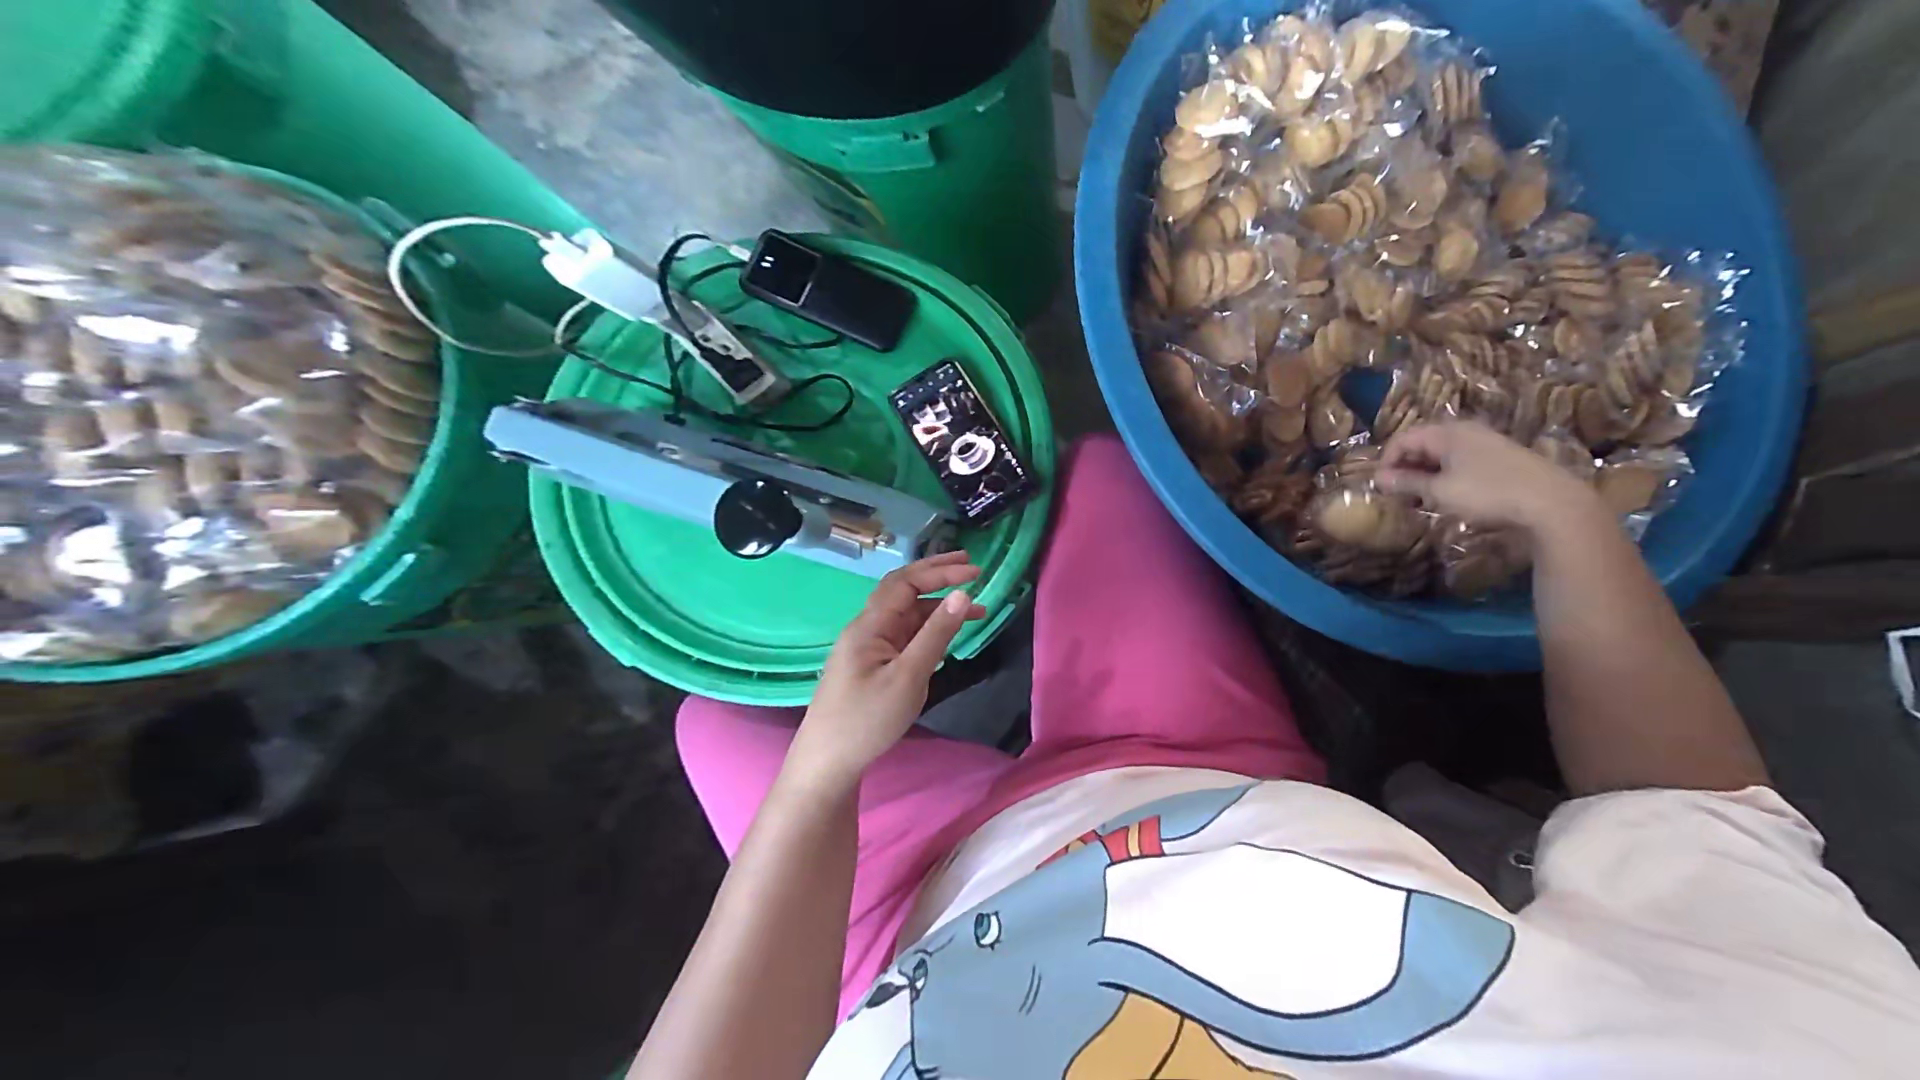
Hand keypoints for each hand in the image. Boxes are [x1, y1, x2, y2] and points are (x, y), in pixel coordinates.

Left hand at [786, 552, 987, 790]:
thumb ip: (936, 634)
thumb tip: (962, 595)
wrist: (828, 762)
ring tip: (975, 609)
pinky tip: (947, 635)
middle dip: (936, 576)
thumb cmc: (867, 719)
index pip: (906, 583)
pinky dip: (928, 629)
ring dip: (938, 607)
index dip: (940, 572)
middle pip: (903, 591)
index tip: (975, 571)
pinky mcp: (873, 666)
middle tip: (971, 567)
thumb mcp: (909, 677)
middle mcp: (868, 628)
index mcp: (870, 625)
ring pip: (906, 616)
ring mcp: (869, 648)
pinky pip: (904, 637)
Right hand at [1378, 421, 1600, 533]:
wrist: (1552, 503)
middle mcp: (1465, 431)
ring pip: (1442, 454)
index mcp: (1446, 432)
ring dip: (1425, 474)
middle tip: (1398, 494)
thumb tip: (1379, 479)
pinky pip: (1461, 461)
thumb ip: (1406, 482)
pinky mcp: (1501, 458)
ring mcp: (1486, 443)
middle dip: (1405, 468)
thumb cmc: (1486, 492)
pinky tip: (1448, 496)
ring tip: (1420, 498)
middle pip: (1422, 444)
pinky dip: (1446, 476)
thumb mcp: (1438, 490)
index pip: (1402, 439)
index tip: (1381, 487)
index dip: (1386, 462)